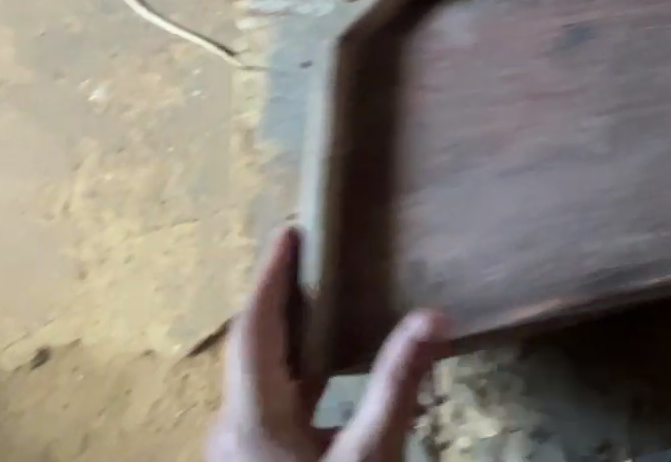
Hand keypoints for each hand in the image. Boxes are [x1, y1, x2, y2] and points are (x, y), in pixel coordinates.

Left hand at [207, 227, 447, 461]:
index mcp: (251, 420)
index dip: (271, 278)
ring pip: (262, 376)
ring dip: (290, 330)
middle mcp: (235, 432)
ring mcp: (242, 453)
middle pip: (253, 349)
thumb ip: (399, 384)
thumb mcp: (369, 455)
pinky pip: (276, 398)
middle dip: (281, 297)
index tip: (289, 231)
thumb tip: (436, 313)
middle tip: (316, 253)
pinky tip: (330, 368)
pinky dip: (300, 364)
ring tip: (325, 295)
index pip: (255, 331)